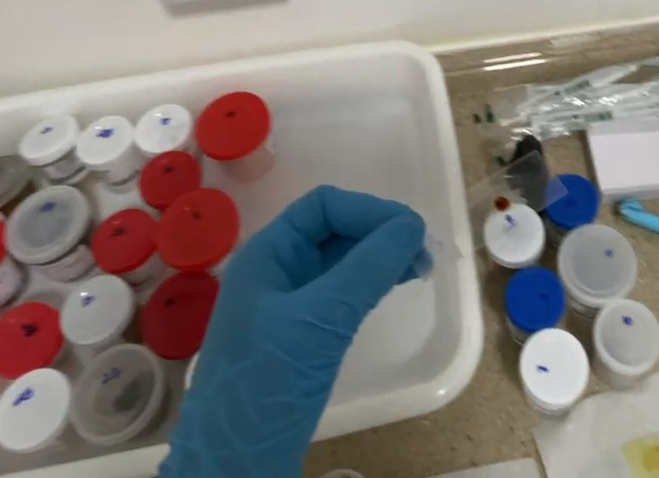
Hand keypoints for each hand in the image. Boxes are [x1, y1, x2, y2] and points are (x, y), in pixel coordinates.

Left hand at [162, 186, 426, 476]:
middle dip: (379, 233)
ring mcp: (289, 304)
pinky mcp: (303, 334)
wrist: (235, 469)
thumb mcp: (321, 320)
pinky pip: (342, 291)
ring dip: (381, 257)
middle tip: (423, 253)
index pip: (323, 207)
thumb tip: (412, 225)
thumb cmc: (269, 383)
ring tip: (419, 268)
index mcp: (268, 255)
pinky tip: (395, 286)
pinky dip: (372, 283)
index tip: (410, 232)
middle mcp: (277, 270)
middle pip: (335, 229)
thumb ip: (367, 268)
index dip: (368, 211)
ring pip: (343, 260)